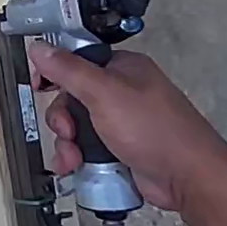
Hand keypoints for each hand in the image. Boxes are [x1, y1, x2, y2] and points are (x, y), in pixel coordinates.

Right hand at [26, 40, 226, 212]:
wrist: (187, 177)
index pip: (77, 59)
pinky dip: (78, 157)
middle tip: (66, 132)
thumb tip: (39, 48)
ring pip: (77, 126)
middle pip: (72, 97)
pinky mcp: (121, 148)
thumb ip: (69, 70)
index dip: (55, 71)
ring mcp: (122, 121)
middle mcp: (122, 91)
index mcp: (122, 68)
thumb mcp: (104, 94)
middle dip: (62, 118)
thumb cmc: (153, 129)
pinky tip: (76, 168)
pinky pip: (88, 147)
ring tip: (73, 158)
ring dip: (67, 143)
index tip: (39, 85)